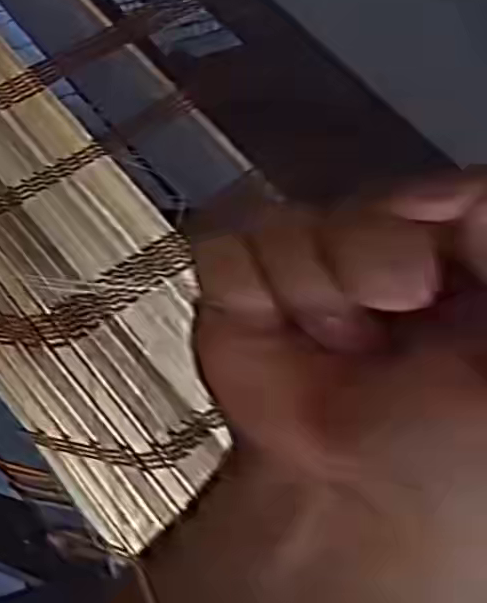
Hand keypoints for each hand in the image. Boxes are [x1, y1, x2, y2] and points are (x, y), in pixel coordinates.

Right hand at [174, 171, 486, 600]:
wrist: (350, 488)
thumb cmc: (470, 454)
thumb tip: (463, 193)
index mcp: (485, 275)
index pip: (462, 194)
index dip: (445, 198)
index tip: (437, 221)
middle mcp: (401, 263)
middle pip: (365, 198)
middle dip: (371, 251)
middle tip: (395, 303)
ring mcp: (308, 270)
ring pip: (287, 220)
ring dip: (307, 285)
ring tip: (336, 340)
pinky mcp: (234, 281)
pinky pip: (220, 244)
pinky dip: (245, 289)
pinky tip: (275, 328)